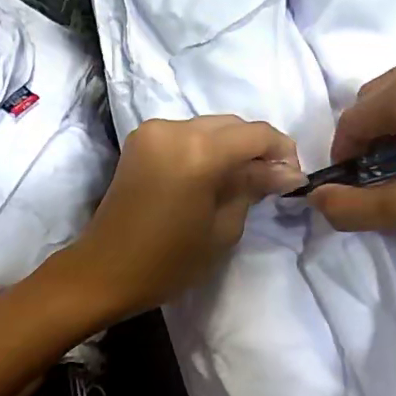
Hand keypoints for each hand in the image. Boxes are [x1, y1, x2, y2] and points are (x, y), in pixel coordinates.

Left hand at [54, 115, 303, 318]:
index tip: (292, 179)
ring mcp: (151, 131)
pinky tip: (210, 177)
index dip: (282, 151)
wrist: (104, 270)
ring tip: (240, 183)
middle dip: (256, 148)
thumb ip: (253, 187)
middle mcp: (173, 128)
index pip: (256, 134)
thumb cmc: (168, 261)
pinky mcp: (138, 141)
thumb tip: (287, 171)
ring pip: (208, 126)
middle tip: (270, 183)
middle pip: (232, 125)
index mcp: (197, 150)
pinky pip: (184, 134)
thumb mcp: (223, 228)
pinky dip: (204, 149)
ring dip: (230, 148)